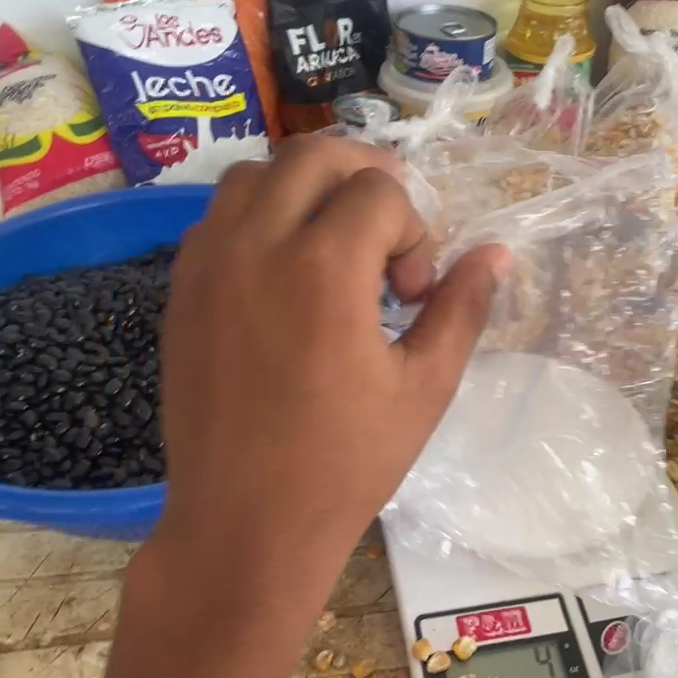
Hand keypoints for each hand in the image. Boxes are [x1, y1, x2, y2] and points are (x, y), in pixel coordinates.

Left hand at [155, 135, 509, 572]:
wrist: (244, 523)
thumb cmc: (344, 465)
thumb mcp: (423, 389)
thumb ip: (461, 309)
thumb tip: (496, 253)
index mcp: (324, 266)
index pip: (382, 191)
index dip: (416, 232)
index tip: (413, 295)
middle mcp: (257, 243)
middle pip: (314, 155)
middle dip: (366, 177)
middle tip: (390, 234)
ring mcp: (207, 264)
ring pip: (257, 173)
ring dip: (307, 188)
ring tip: (336, 245)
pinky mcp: (181, 290)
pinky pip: (219, 216)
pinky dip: (261, 217)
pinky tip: (286, 274)